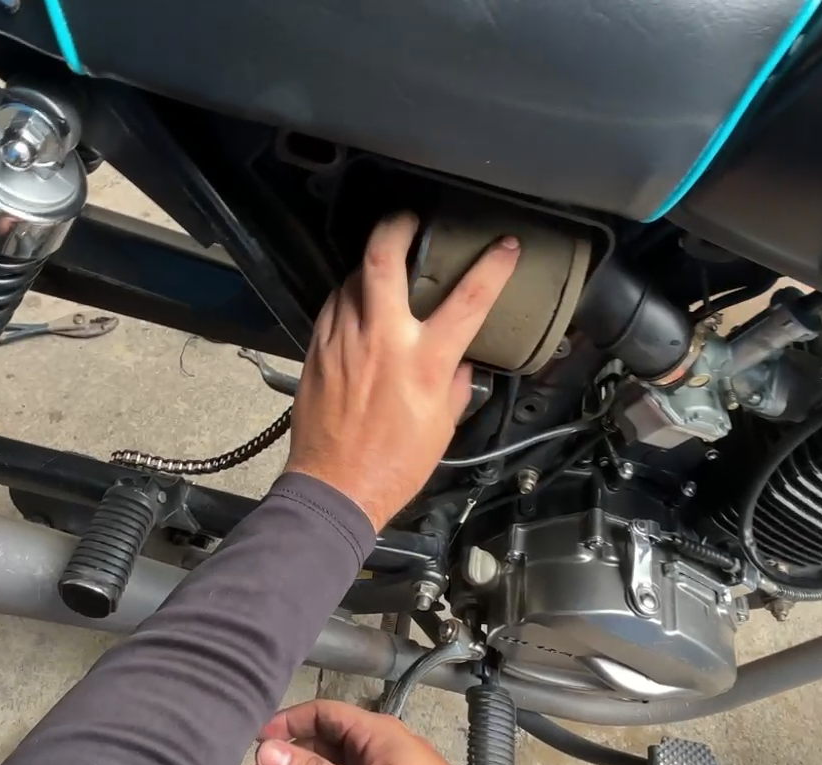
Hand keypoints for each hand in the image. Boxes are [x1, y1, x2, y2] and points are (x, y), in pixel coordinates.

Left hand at [284, 213, 519, 529]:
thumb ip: (457, 387)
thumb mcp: (442, 429)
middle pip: (383, 259)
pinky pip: (332, 308)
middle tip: (408, 220)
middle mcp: (382, 342)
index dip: (493, 266)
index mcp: (424, 363)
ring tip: (382, 271)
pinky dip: (346, 298)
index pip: (469, 299)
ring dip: (368, 267)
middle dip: (397, 226)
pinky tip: (355, 307)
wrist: (336, 488)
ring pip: (351, 279)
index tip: (504, 247)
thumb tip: (463, 365)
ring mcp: (344, 343)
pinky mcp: (317, 353)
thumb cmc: (392, 467)